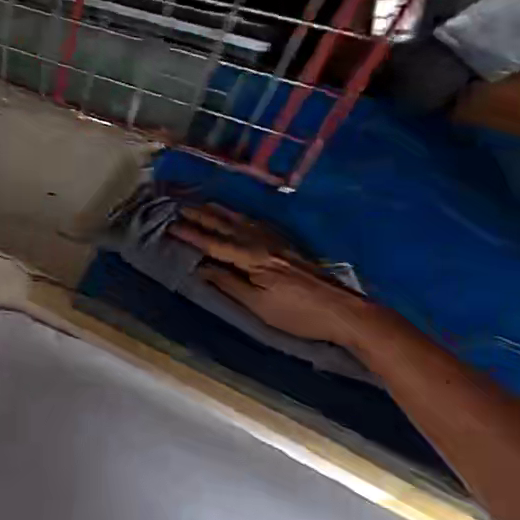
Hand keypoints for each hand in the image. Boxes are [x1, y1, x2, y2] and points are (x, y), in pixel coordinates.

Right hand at [169, 202, 382, 348]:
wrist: (349, 313)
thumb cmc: (299, 314)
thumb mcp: (259, 306)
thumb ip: (228, 284)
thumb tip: (200, 268)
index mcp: (253, 260)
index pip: (214, 244)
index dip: (191, 236)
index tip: (169, 226)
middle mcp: (264, 246)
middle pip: (227, 227)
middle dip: (202, 217)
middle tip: (179, 206)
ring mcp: (279, 245)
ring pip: (244, 223)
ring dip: (221, 213)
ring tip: (204, 204)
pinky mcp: (289, 249)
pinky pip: (258, 226)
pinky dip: (242, 218)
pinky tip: (239, 217)